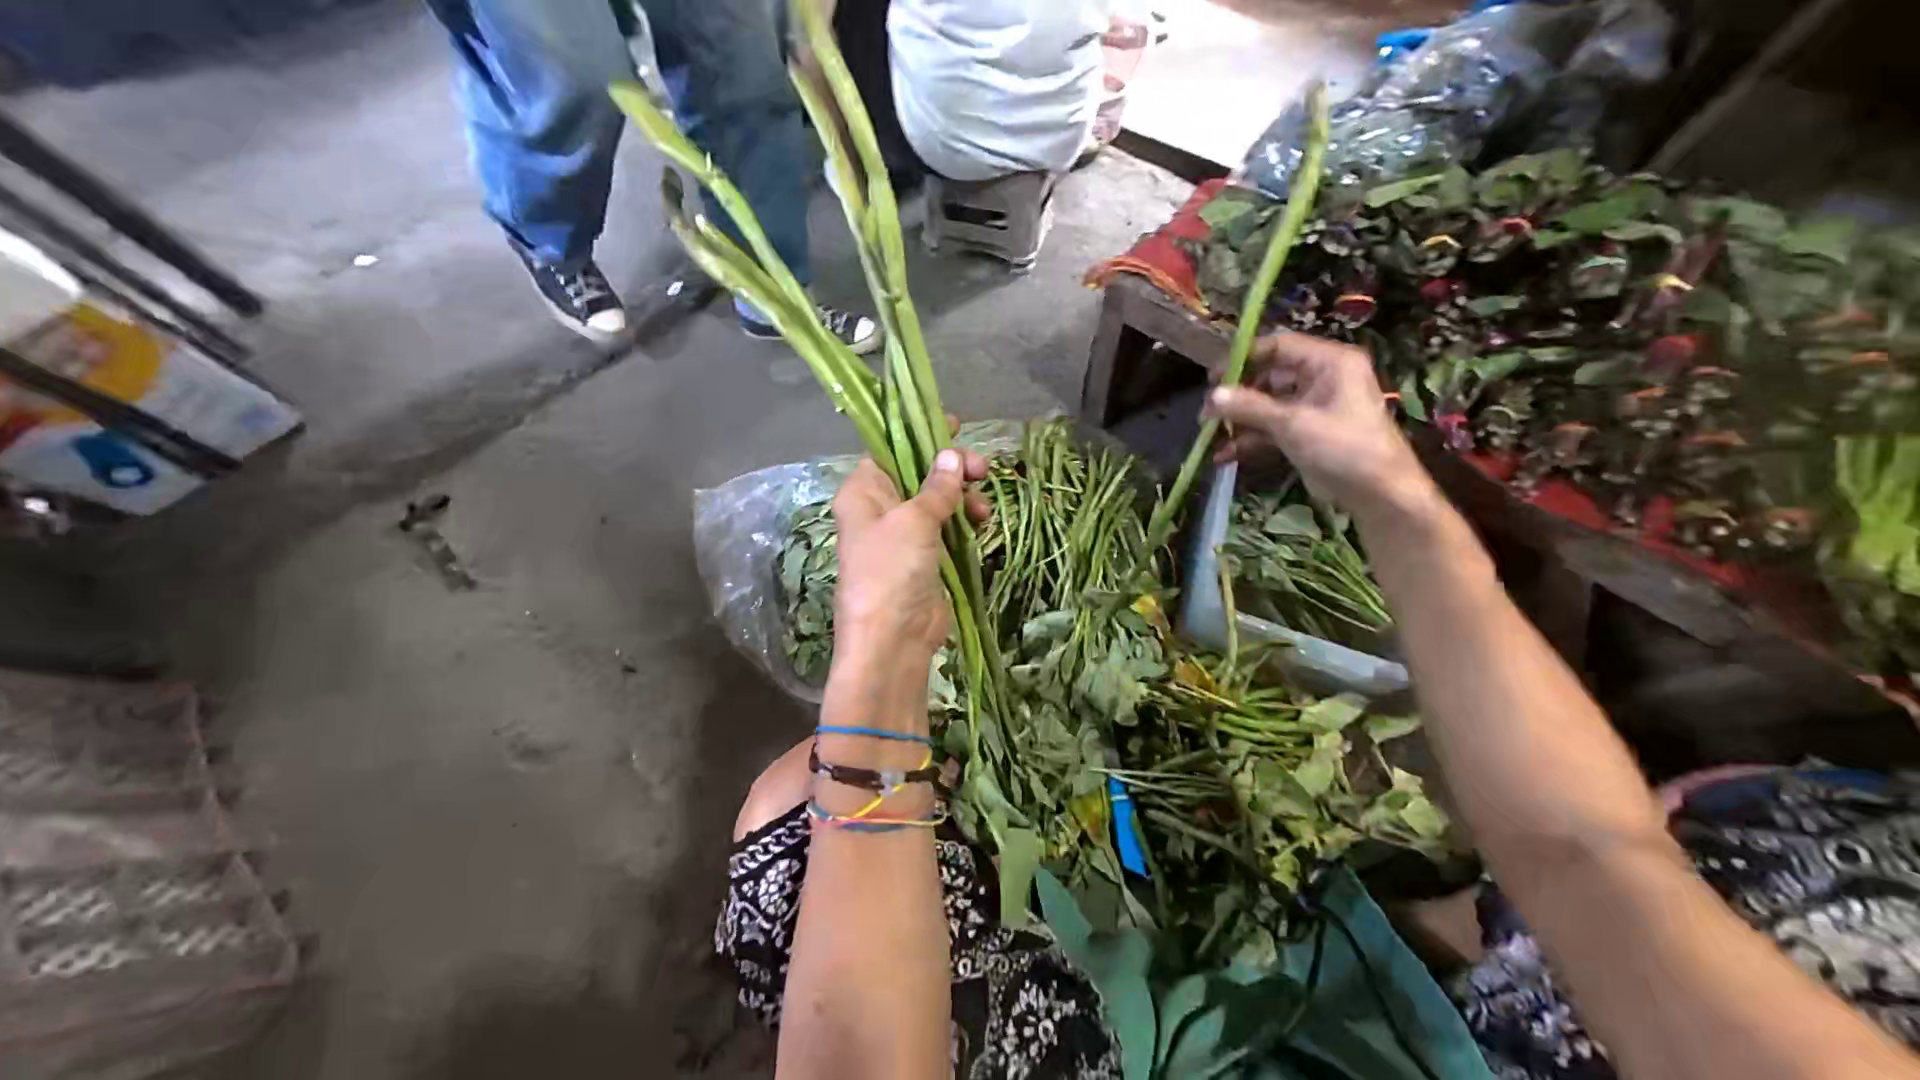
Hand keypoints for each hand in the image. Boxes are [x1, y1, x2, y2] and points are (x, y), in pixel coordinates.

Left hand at [831, 449, 989, 665]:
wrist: (892, 639)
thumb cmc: (891, 570)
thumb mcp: (914, 520)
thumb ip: (937, 486)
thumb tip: (951, 455)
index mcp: (864, 492)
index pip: (891, 450)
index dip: (921, 435)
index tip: (954, 424)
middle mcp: (880, 509)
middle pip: (919, 474)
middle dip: (952, 470)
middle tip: (983, 469)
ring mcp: (904, 535)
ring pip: (938, 501)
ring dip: (963, 498)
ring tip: (982, 510)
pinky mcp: (926, 557)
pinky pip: (947, 528)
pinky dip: (964, 522)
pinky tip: (981, 524)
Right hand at [1205, 331, 1437, 521]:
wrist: (1377, 493)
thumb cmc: (1343, 447)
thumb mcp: (1293, 424)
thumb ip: (1250, 407)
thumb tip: (1212, 395)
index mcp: (1328, 363)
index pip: (1278, 346)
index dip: (1243, 358)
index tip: (1213, 378)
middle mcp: (1320, 379)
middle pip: (1268, 377)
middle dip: (1235, 395)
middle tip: (1206, 413)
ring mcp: (1311, 407)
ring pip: (1265, 405)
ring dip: (1237, 420)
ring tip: (1208, 435)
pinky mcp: (1304, 433)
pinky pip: (1270, 429)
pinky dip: (1248, 440)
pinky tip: (1223, 455)